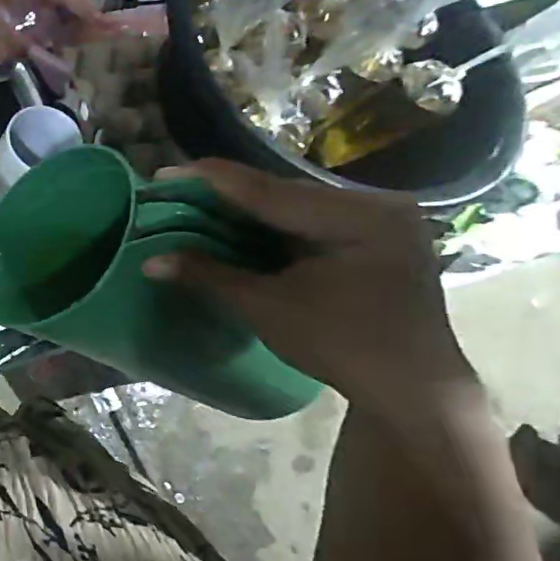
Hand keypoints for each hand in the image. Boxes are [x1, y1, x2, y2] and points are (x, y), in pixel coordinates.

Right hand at [140, 159, 474, 411]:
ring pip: (293, 204)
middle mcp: (376, 205)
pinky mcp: (374, 236)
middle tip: (173, 190)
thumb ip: (208, 274)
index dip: (211, 181)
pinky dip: (269, 223)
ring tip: (194, 203)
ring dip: (244, 208)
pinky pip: (308, 219)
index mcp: (360, 216)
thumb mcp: (266, 306)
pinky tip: (235, 224)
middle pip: (282, 192)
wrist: (411, 388)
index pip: (269, 191)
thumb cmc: (340, 345)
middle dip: (225, 194)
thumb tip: (148, 261)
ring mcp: (380, 219)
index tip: (163, 172)